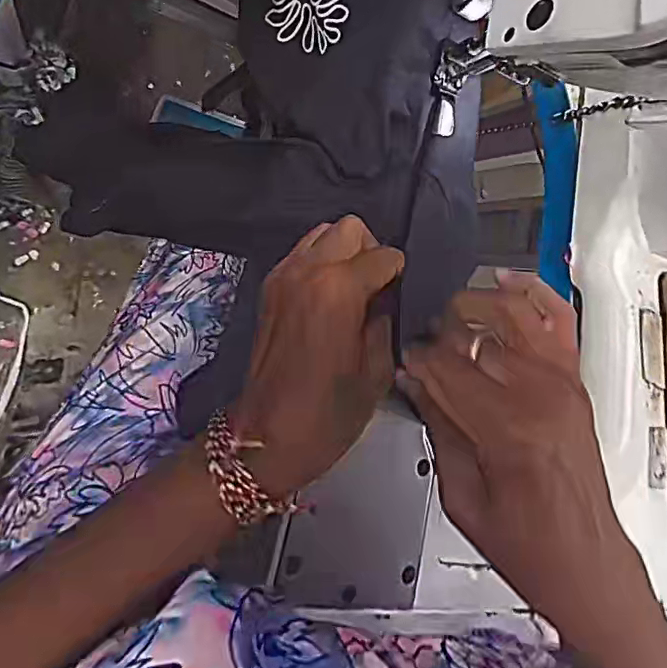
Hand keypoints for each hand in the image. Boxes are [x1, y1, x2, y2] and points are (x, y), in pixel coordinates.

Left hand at [230, 216, 403, 494]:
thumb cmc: (327, 413)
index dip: (399, 274)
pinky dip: (320, 261)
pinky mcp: (269, 287)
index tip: (401, 293)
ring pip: (323, 233)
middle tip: (378, 285)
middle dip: (371, 251)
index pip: (384, 255)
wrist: (265, 439)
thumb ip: (385, 319)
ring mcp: (283, 275)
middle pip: (351, 229)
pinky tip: (329, 295)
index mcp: (338, 289)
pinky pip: (302, 252)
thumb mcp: (376, 369)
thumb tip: (386, 298)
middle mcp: (308, 271)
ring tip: (352, 287)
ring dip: (343, 251)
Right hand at [403, 273, 666, 667]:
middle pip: (478, 332)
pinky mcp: (575, 379)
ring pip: (516, 310)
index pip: (447, 366)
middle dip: (443, 331)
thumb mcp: (463, 497)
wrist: (585, 560)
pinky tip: (510, 282)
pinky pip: (560, 317)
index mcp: (508, 429)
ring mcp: (563, 381)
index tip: (407, 360)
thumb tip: (416, 383)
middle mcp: (541, 395)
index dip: (418, 359)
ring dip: (480, 301)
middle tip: (427, 344)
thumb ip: (439, 428)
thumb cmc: (531, 544)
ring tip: (456, 312)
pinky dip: (536, 291)